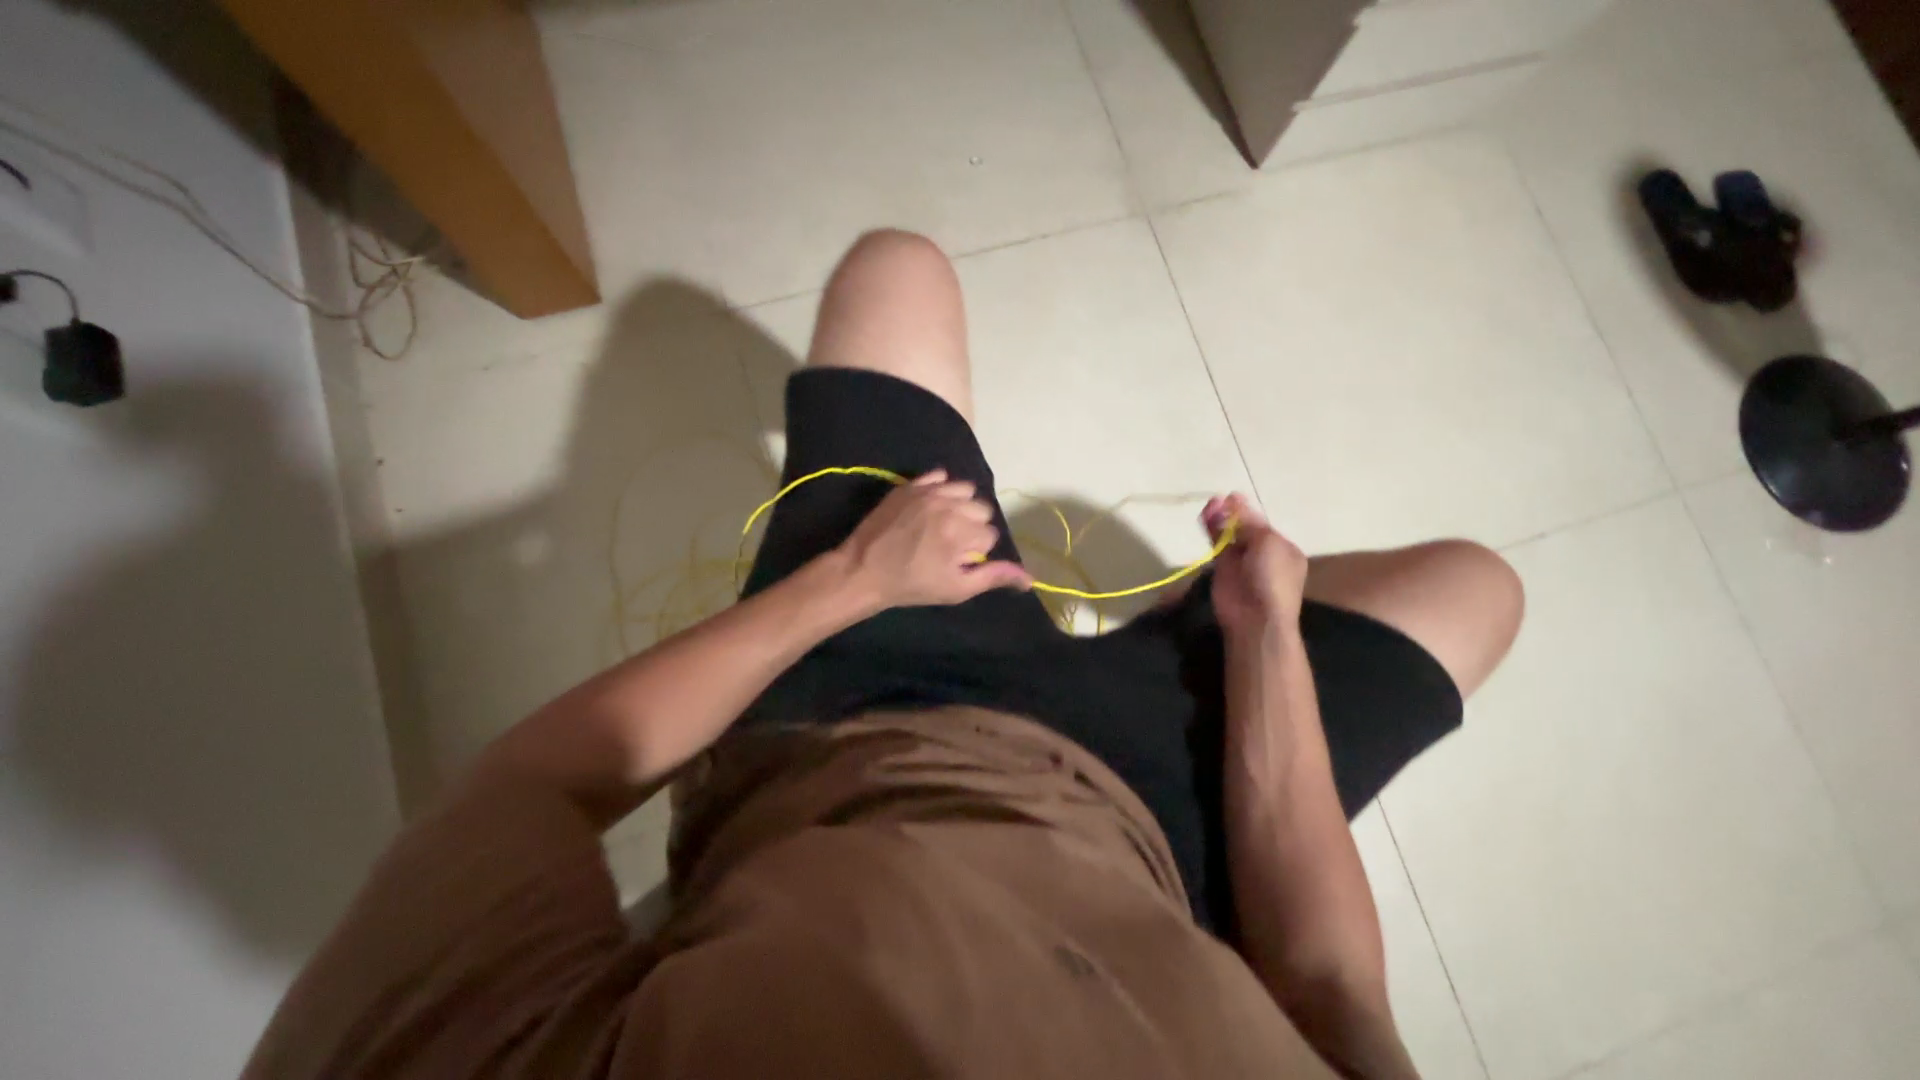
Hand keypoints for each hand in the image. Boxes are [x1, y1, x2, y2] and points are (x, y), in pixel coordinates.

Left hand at [836, 470, 1032, 608]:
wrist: (864, 569)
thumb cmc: (911, 585)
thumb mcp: (955, 589)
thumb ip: (993, 577)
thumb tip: (1030, 578)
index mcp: (961, 533)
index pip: (990, 535)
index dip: (976, 551)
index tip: (958, 560)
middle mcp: (949, 507)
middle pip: (981, 510)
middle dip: (972, 526)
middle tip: (951, 544)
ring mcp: (928, 492)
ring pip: (964, 490)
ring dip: (960, 505)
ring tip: (943, 524)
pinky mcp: (910, 485)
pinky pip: (940, 476)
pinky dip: (941, 488)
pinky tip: (931, 507)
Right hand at [1203, 494, 1307, 637]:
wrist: (1256, 617)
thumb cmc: (1272, 578)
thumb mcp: (1268, 543)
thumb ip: (1247, 521)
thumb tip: (1232, 499)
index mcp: (1282, 548)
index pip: (1262, 524)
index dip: (1246, 510)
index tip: (1231, 496)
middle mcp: (1263, 554)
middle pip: (1244, 527)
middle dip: (1231, 513)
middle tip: (1217, 499)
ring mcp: (1242, 562)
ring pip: (1228, 534)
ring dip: (1219, 519)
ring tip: (1209, 504)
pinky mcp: (1222, 569)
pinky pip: (1216, 545)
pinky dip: (1210, 531)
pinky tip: (1204, 516)